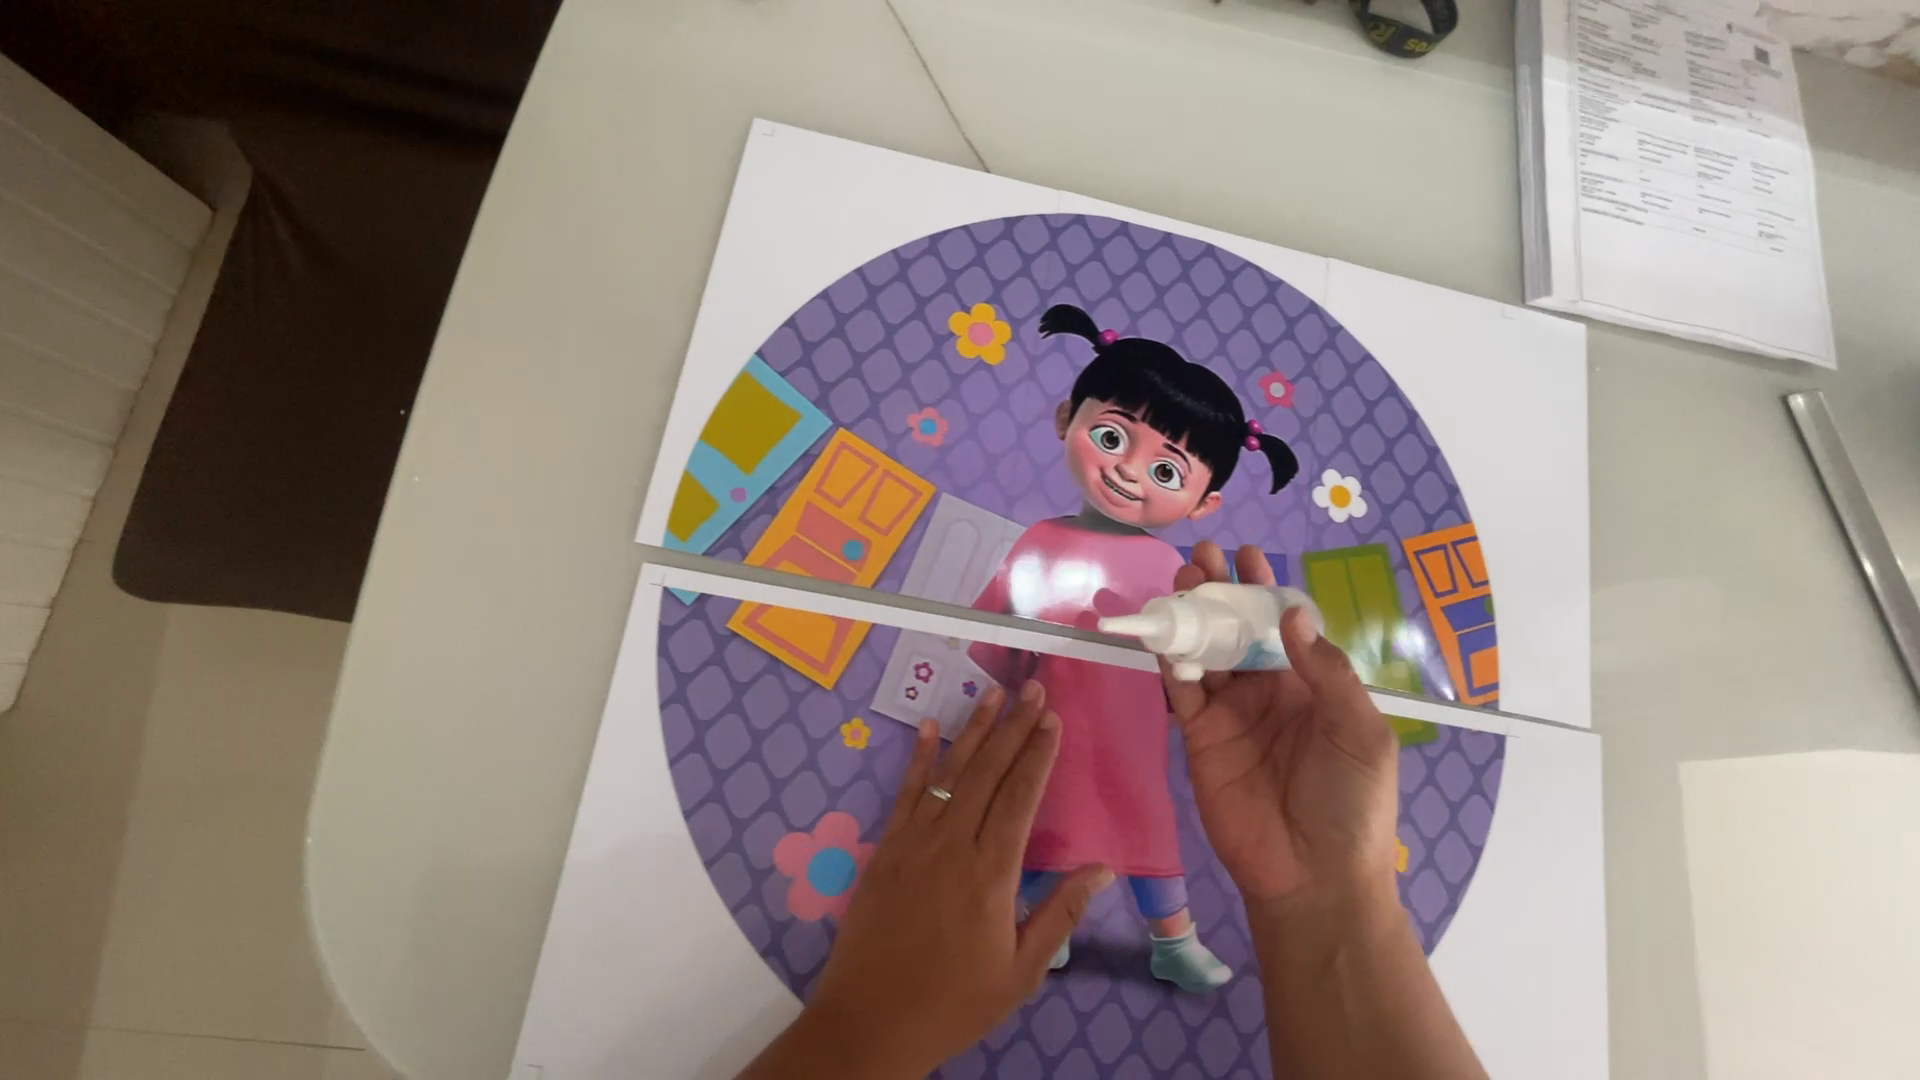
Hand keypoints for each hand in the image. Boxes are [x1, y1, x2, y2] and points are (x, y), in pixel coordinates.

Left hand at [740, 683, 1114, 1079]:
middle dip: (1014, 726)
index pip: (1022, 796)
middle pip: (989, 771)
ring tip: (993, 692)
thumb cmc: (954, 1001)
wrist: (871, 1020)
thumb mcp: (1021, 971)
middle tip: (1033, 688)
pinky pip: (907, 790)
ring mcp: (916, 839)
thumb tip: (1102, 867)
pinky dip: (920, 755)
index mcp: (992, 872)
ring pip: (951, 771)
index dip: (1039, 754)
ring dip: (974, 729)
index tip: (1052, 720)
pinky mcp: (888, 845)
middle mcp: (954, 843)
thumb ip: (1061, 914)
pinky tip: (930, 726)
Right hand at [1166, 542, 1400, 911]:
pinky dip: (1170, 661)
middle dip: (1220, 592)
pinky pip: (1181, 689)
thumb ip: (1328, 673)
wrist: (1313, 874)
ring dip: (1192, 616)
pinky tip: (1165, 634)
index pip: (1282, 626)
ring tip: (1180, 581)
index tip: (1248, 555)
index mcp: (1308, 685)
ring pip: (1205, 650)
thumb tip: (1294, 614)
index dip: (1265, 590)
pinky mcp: (1198, 734)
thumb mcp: (1360, 733)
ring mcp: (1228, 711)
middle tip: (1202, 556)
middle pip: (1237, 629)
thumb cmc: (1351, 802)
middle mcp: (1265, 690)